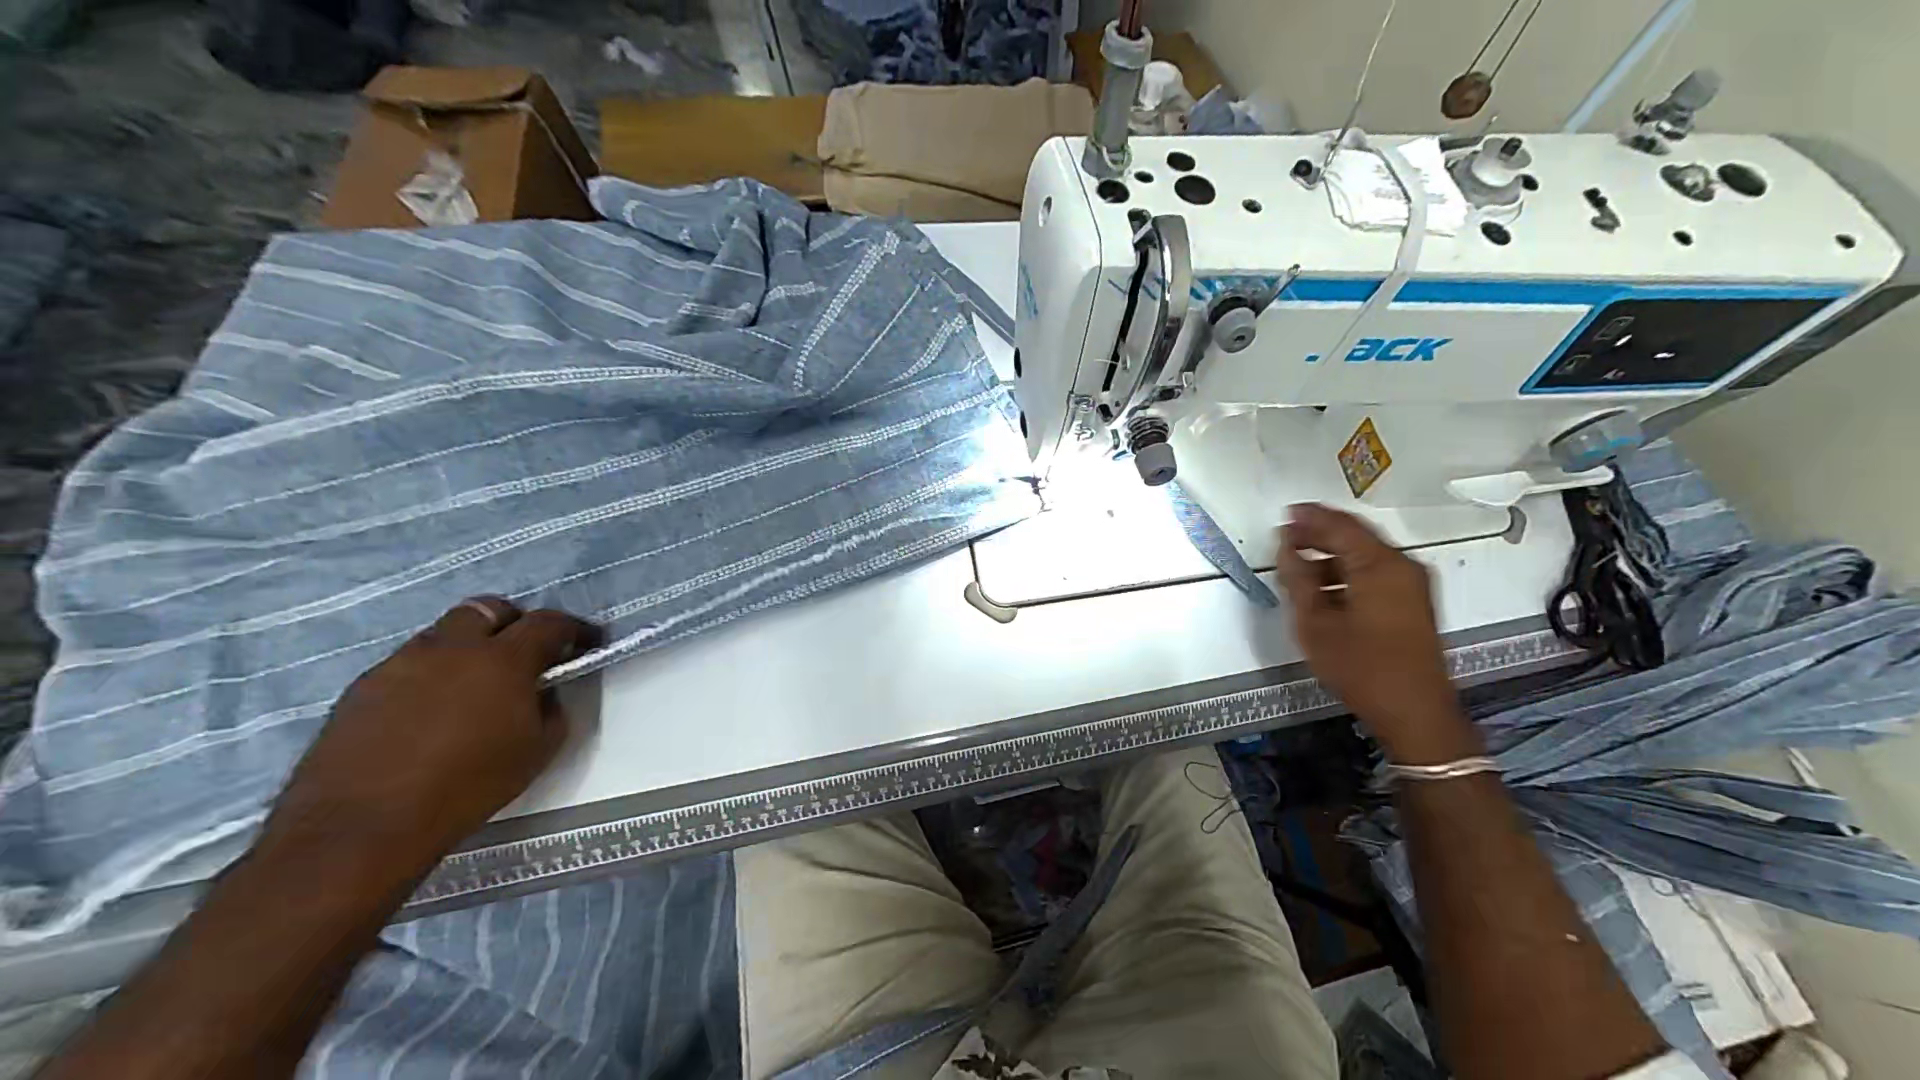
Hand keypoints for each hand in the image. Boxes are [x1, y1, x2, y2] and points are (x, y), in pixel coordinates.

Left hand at [261, 597, 600, 883]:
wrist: (361, 827)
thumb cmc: (466, 787)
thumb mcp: (536, 751)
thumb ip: (550, 710)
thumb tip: (542, 693)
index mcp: (502, 660)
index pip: (549, 623)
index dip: (574, 629)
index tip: (585, 642)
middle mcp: (451, 648)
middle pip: (488, 609)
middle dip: (513, 623)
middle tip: (523, 654)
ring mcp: (400, 663)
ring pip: (444, 635)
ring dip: (468, 649)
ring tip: (472, 689)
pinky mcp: (361, 687)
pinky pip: (408, 665)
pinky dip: (430, 676)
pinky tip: (429, 715)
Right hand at [1275, 504, 1481, 764]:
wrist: (1413, 711)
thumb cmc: (1360, 666)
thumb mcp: (1315, 623)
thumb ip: (1298, 578)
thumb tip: (1287, 546)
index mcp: (1380, 565)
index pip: (1341, 526)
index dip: (1311, 517)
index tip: (1285, 513)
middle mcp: (1403, 566)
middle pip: (1357, 537)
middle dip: (1321, 533)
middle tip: (1287, 535)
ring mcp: (1413, 585)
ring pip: (1366, 555)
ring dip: (1333, 553)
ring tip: (1299, 562)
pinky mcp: (1414, 603)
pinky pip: (1377, 572)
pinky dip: (1349, 569)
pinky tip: (1326, 585)